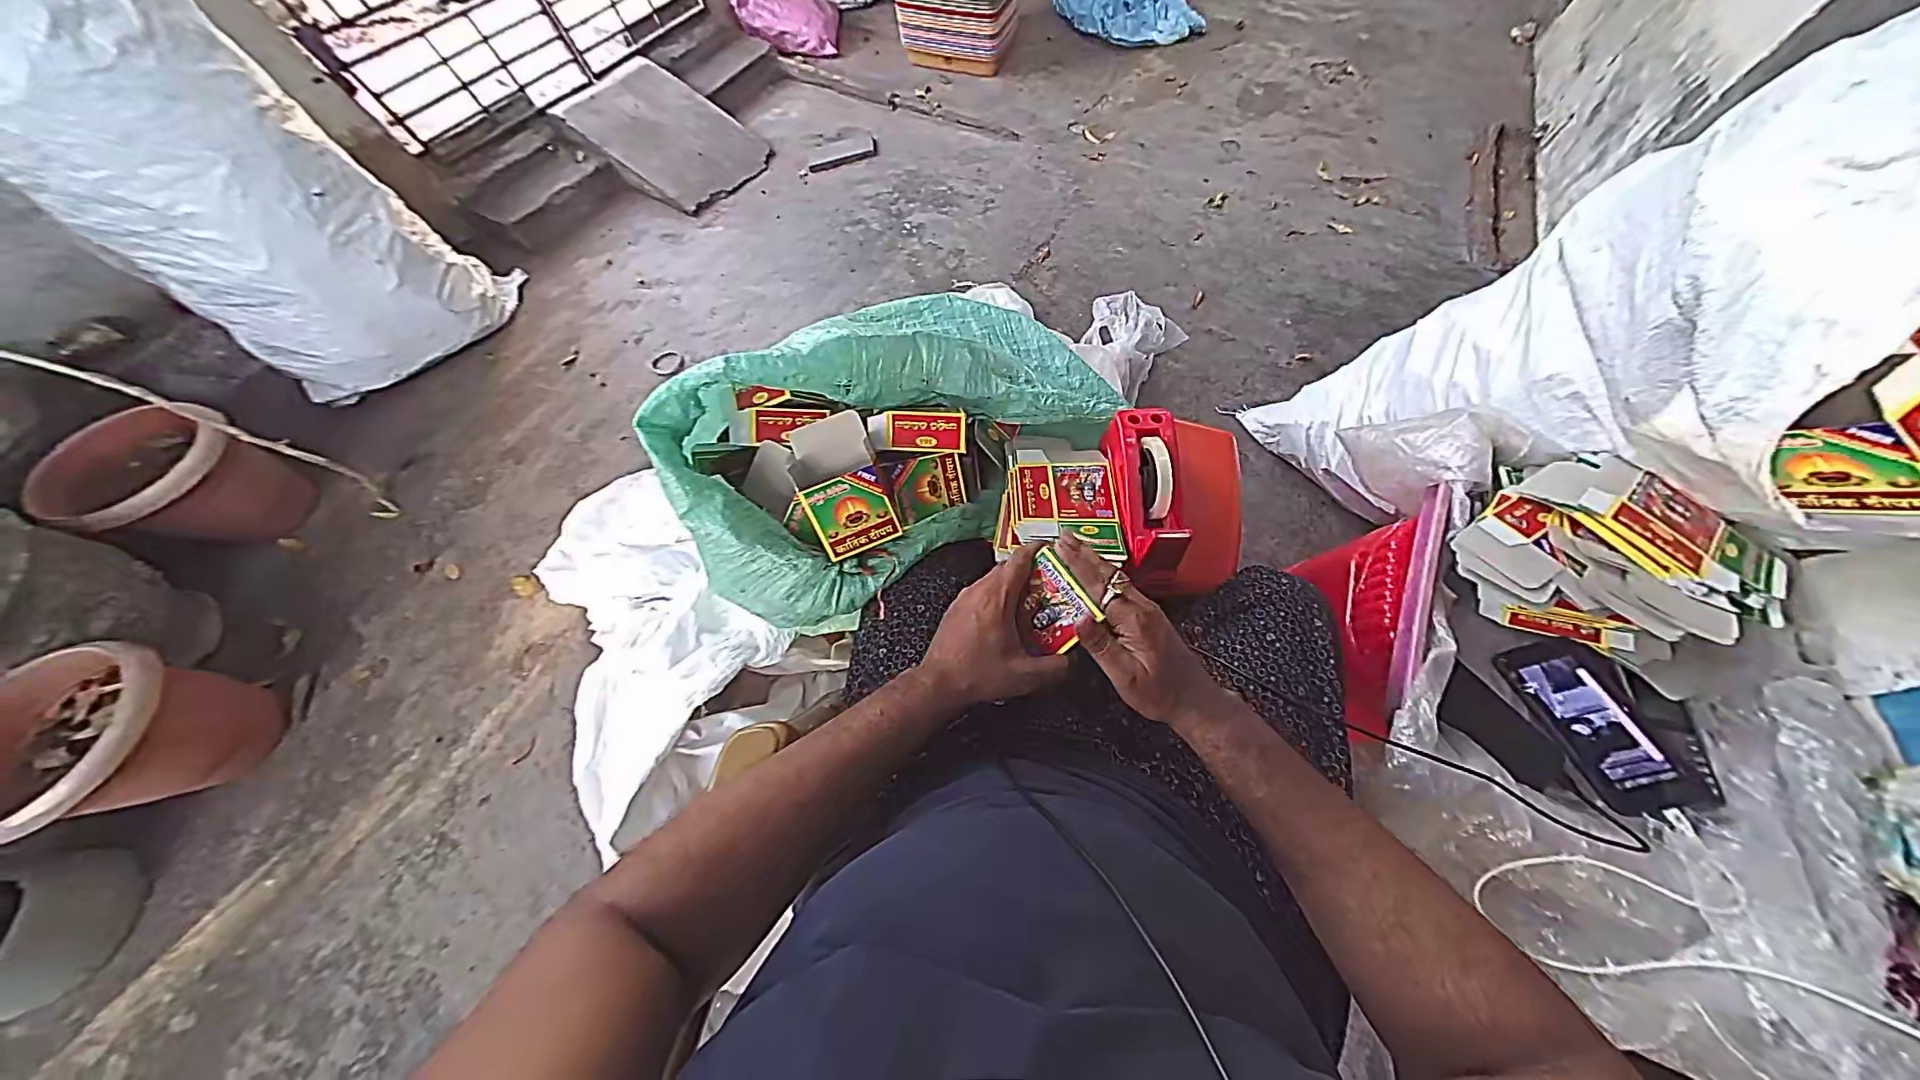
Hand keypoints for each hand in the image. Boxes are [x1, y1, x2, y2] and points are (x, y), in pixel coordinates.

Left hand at [913, 542, 1072, 707]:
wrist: (938, 683)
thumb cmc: (977, 675)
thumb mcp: (1025, 675)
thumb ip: (1056, 667)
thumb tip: (1070, 660)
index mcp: (996, 597)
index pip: (1020, 559)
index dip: (1039, 551)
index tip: (1054, 552)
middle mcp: (978, 591)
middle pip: (1008, 568)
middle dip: (1031, 573)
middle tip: (1051, 586)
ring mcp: (964, 598)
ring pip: (994, 580)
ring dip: (1013, 586)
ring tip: (1031, 605)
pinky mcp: (956, 608)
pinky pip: (981, 592)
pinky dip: (997, 597)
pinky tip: (1006, 620)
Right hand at [1052, 535, 1246, 727]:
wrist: (1194, 700)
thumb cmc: (1160, 694)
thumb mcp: (1125, 677)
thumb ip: (1101, 646)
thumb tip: (1078, 618)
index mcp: (1134, 621)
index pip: (1098, 587)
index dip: (1077, 566)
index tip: (1060, 549)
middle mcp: (1143, 609)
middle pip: (1108, 575)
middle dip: (1083, 554)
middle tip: (1064, 537)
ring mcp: (1148, 610)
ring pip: (1116, 579)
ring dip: (1094, 561)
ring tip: (1075, 546)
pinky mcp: (1148, 616)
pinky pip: (1122, 588)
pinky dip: (1104, 576)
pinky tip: (1097, 572)